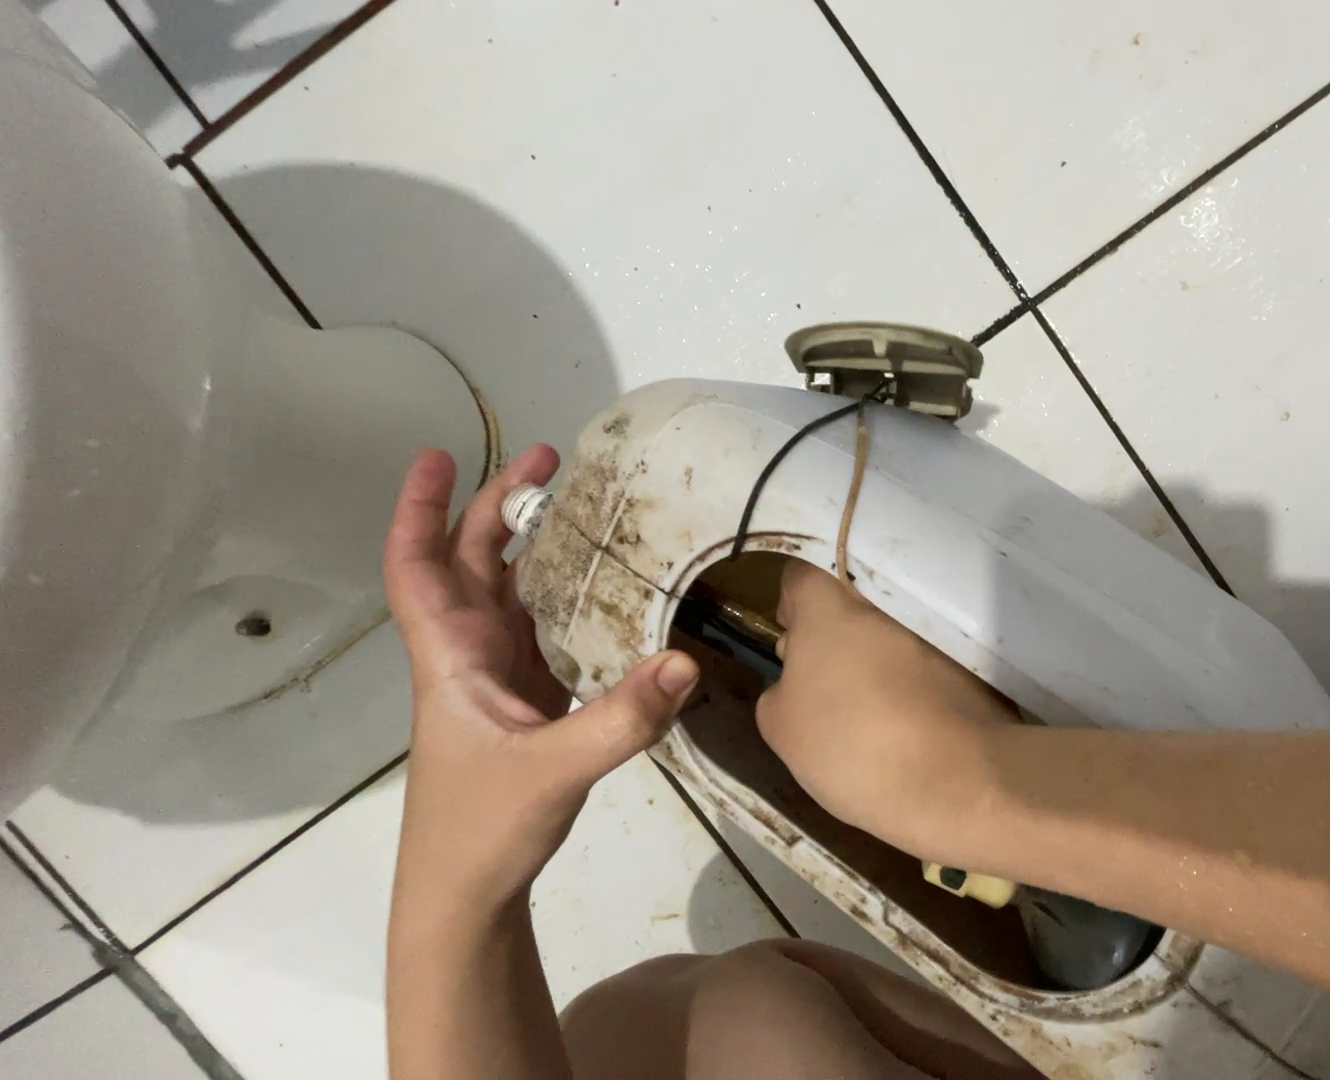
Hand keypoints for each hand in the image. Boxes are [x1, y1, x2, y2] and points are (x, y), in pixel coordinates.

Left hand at [383, 445, 700, 915]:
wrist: (465, 896)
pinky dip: (566, 595)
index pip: (417, 567)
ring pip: (510, 593)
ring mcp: (500, 679)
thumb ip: (622, 718)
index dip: (419, 508)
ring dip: (535, 546)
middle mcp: (471, 656)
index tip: (439, 454)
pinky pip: (544, 628)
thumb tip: (686, 659)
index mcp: (453, 657)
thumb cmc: (482, 828)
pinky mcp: (529, 701)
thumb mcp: (555, 769)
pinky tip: (607, 587)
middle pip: (474, 563)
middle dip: (502, 506)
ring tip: (586, 507)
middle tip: (553, 459)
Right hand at [755, 560, 1018, 862]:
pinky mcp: (966, 668)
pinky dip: (910, 693)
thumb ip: (781, 691)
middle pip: (848, 611)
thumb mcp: (782, 728)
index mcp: (831, 612)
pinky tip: (904, 736)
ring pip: (888, 642)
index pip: (801, 576)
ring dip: (874, 670)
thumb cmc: (852, 745)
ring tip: (866, 724)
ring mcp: (931, 637)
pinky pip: (923, 671)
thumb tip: (796, 682)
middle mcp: (884, 611)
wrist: (957, 779)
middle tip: (822, 693)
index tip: (790, 640)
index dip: (789, 604)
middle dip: (833, 644)